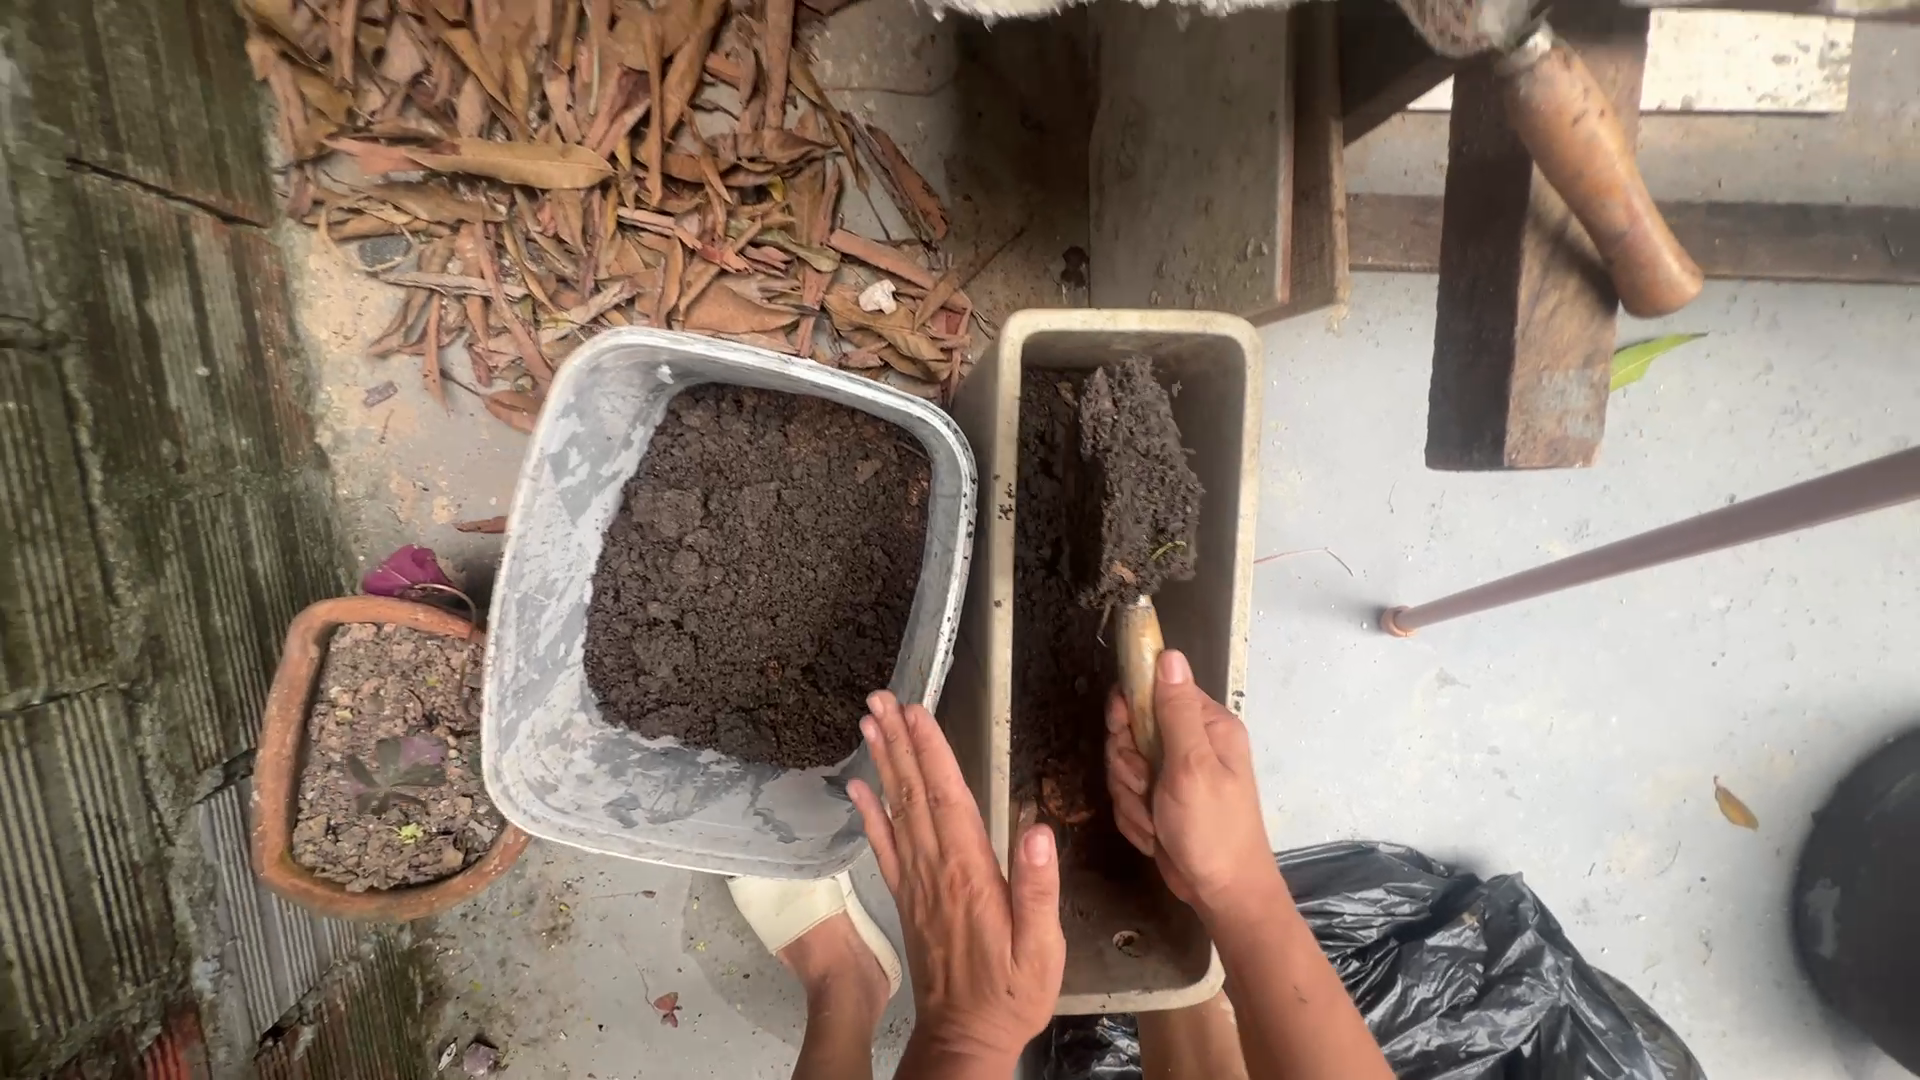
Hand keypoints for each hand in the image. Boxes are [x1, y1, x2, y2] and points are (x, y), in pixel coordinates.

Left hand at [848, 691, 1064, 1068]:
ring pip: (895, 809)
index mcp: (968, 869)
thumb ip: (1038, 888)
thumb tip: (1037, 828)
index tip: (916, 711)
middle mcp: (934, 865)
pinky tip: (857, 788)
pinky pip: (883, 847)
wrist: (964, 1038)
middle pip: (913, 791)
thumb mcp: (1042, 947)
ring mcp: (915, 880)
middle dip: (898, 740)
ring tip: (868, 724)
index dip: (931, 749)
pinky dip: (868, 813)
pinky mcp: (906, 896)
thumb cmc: (1011, 991)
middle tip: (880, 699)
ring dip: (882, 763)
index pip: (946, 795)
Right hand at [1105, 650, 1283, 920]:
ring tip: (1155, 817)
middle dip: (1128, 763)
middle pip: (1129, 728)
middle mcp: (1189, 741)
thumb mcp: (1193, 765)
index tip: (1123, 729)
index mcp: (1206, 725)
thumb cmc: (1213, 829)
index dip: (1130, 707)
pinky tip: (1154, 831)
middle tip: (1146, 784)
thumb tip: (1169, 654)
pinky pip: (1124, 792)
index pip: (1153, 688)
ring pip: (1121, 763)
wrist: (1220, 893)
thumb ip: (1176, 710)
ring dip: (1130, 794)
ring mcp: (1171, 771)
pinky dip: (1133, 815)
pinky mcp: (1158, 797)